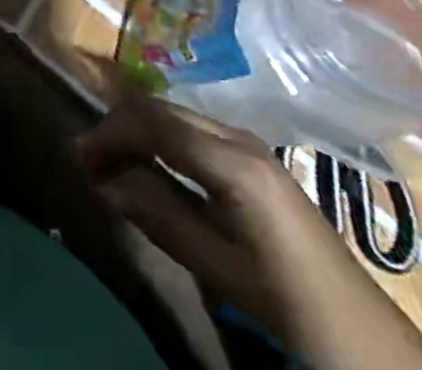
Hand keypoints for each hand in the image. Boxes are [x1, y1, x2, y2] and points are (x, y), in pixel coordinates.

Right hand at [82, 100, 421, 369]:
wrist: (342, 311)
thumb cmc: (274, 290)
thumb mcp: (209, 260)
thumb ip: (155, 210)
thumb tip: (102, 177)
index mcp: (232, 163)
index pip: (156, 122)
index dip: (110, 132)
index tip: (79, 153)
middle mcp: (238, 136)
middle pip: (164, 109)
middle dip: (119, 127)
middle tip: (88, 159)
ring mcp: (247, 140)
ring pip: (176, 114)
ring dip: (138, 131)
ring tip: (110, 162)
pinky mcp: (250, 152)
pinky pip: (192, 129)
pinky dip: (160, 138)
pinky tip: (147, 164)